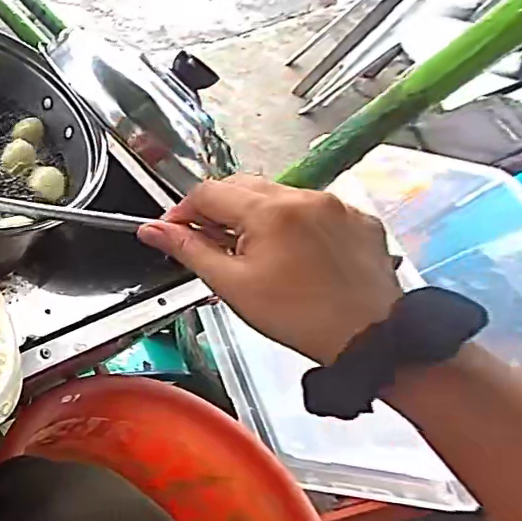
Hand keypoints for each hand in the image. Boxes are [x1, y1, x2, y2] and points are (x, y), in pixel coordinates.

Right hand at [137, 175, 403, 363]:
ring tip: (244, 252)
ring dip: (248, 215)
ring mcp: (337, 207)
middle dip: (214, 210)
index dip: (181, 212)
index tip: (173, 233)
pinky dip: (285, 222)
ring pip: (273, 194)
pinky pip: (307, 208)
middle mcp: (307, 199)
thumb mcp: (227, 281)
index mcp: (272, 212)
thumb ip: (186, 248)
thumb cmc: (298, 314)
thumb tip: (152, 230)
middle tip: (205, 243)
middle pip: (240, 185)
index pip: (207, 192)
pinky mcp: (357, 219)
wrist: (369, 335)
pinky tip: (281, 254)